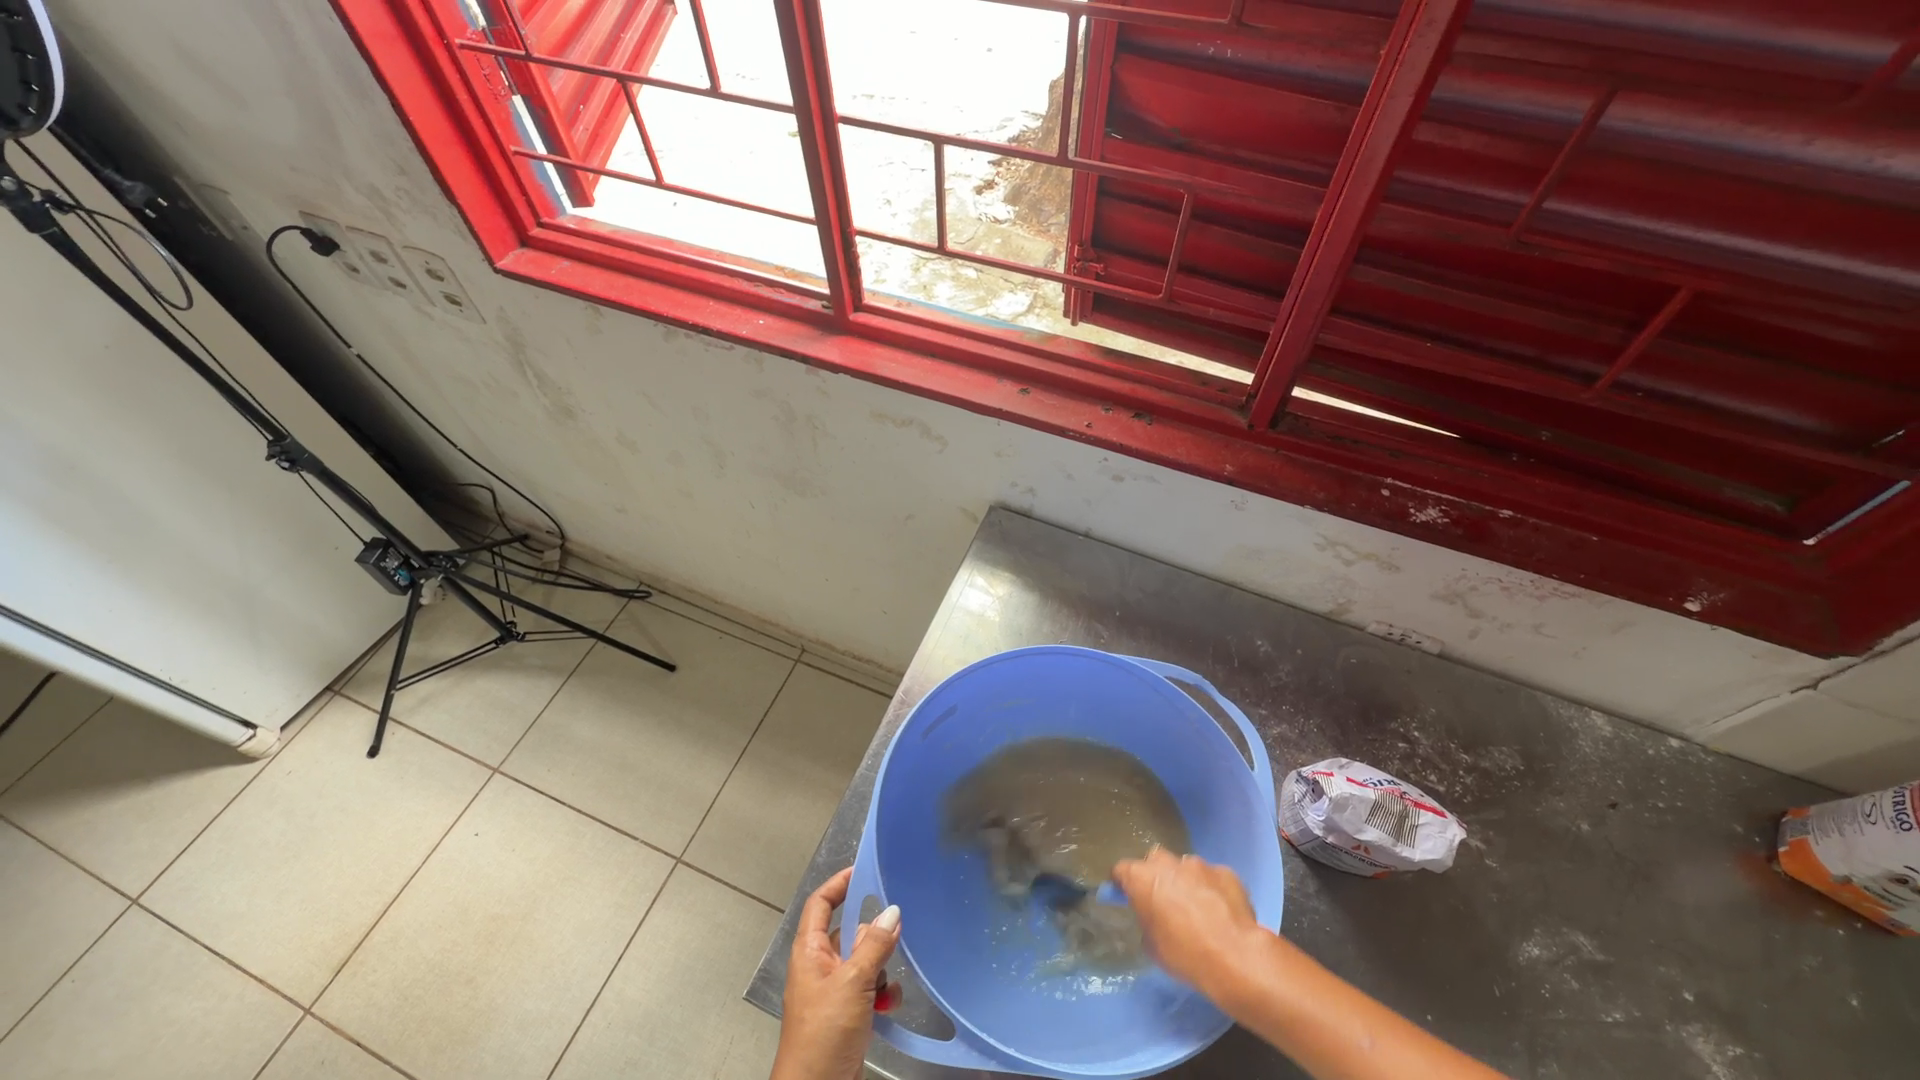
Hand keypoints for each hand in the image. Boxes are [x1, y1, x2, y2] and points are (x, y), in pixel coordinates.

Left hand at [771, 867, 900, 1079]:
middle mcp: (819, 965)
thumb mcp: (853, 982)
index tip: (864, 870)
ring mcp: (833, 990)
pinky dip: (881, 993)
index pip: (820, 904)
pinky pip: (869, 988)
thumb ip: (874, 945)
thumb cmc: (825, 1030)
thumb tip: (892, 911)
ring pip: (864, 961)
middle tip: (894, 941)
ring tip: (886, 987)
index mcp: (809, 951)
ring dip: (881, 970)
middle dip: (873, 938)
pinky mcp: (847, 1012)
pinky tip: (888, 1006)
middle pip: (850, 932)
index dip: (839, 884)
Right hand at [1112, 848, 1262, 994]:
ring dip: (1185, 881)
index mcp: (1142, 878)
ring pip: (1185, 867)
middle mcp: (1168, 863)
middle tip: (1162, 900)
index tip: (1124, 895)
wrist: (1234, 956)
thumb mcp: (1152, 944)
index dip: (1122, 883)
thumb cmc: (1184, 954)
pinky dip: (1212, 889)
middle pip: (1155, 861)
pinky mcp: (1227, 872)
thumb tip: (1153, 916)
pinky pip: (1212, 877)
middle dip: (1156, 876)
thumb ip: (1146, 920)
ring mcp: (1200, 865)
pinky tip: (1220, 910)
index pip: (1122, 871)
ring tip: (1197, 907)